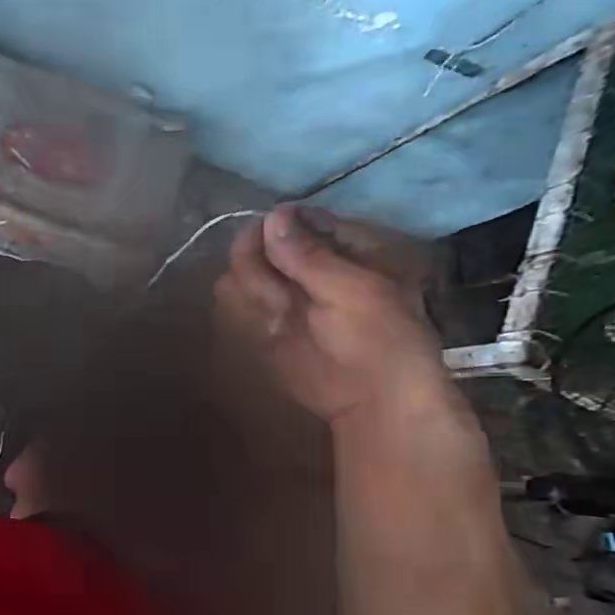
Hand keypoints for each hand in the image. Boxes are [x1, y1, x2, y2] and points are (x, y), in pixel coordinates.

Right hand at [213, 205, 448, 427]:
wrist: (370, 399)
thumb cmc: (378, 338)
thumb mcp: (352, 290)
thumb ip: (307, 256)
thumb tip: (270, 215)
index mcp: (348, 249)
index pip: (301, 222)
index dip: (279, 227)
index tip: (263, 237)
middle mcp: (311, 267)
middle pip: (264, 245)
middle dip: (260, 262)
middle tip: (275, 293)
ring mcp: (285, 296)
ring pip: (244, 272)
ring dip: (250, 287)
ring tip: (274, 315)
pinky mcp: (264, 324)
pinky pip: (236, 303)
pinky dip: (237, 307)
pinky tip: (260, 322)